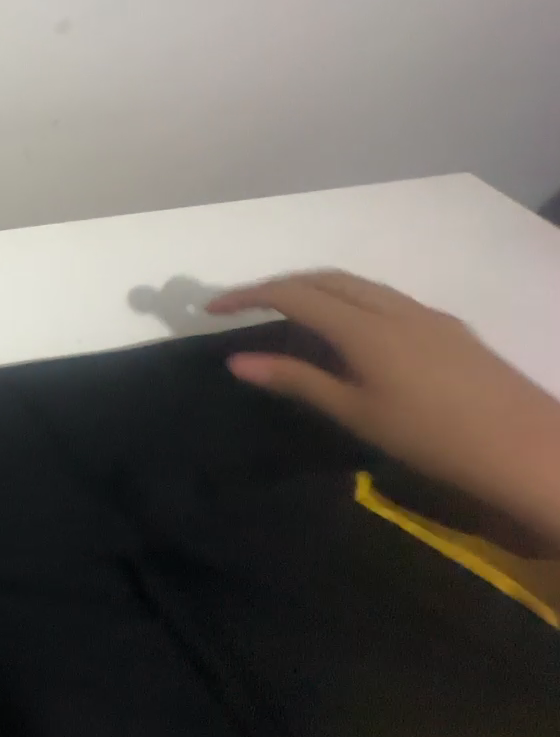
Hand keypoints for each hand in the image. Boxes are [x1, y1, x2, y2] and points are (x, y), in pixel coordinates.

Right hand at [210, 270, 559, 541]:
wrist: (541, 457)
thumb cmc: (436, 437)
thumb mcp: (356, 412)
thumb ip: (295, 380)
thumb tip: (236, 361)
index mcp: (365, 328)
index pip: (291, 295)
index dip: (246, 296)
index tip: (211, 309)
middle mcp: (395, 310)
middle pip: (324, 279)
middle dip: (277, 285)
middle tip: (244, 306)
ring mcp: (429, 318)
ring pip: (357, 285)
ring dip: (313, 288)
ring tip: (286, 312)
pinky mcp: (451, 331)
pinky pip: (384, 298)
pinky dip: (347, 299)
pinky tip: (347, 329)